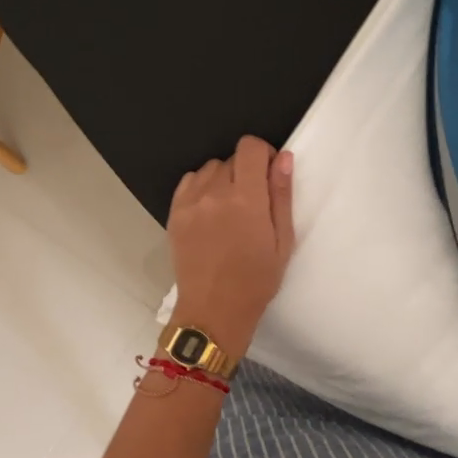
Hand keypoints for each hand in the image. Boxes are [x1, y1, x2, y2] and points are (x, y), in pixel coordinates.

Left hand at [167, 136, 295, 356]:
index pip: (250, 147)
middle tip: (253, 202)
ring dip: (223, 179)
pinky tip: (210, 212)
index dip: (263, 154)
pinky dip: (202, 188)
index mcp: (246, 199)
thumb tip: (282, 157)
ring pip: (210, 168)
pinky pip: (189, 182)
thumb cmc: (256, 280)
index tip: (269, 176)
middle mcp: (215, 193)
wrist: (213, 310)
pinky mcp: (175, 213)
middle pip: (232, 158)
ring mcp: (190, 202)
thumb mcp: (282, 241)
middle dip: (246, 171)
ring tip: (230, 209)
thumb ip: (282, 195)